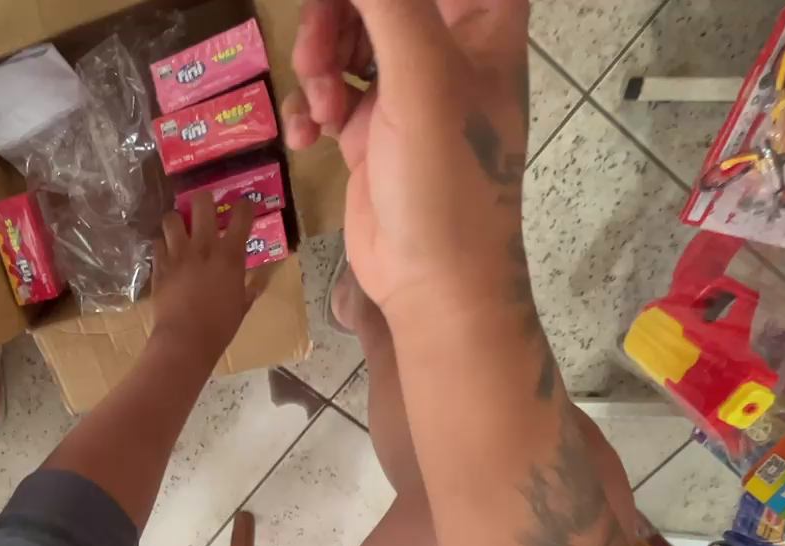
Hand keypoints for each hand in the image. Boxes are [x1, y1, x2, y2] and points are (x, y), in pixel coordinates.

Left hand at [152, 192, 269, 360]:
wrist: (185, 341)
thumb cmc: (220, 327)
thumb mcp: (241, 306)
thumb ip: (250, 288)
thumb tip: (260, 281)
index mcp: (230, 255)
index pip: (242, 214)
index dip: (245, 206)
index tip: (244, 208)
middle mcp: (204, 247)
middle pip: (202, 203)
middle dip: (204, 201)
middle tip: (205, 210)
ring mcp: (178, 255)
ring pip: (172, 218)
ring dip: (177, 222)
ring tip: (180, 231)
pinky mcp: (159, 267)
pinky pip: (157, 244)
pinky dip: (162, 245)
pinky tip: (166, 253)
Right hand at [284, 0, 530, 317]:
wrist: (430, 280)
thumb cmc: (443, 179)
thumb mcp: (421, 76)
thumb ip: (386, 4)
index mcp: (480, 15)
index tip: (340, 11)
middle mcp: (442, 44)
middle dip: (333, 19)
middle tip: (314, 59)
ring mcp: (402, 90)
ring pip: (342, 40)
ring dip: (316, 68)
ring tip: (319, 111)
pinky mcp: (367, 132)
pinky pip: (326, 95)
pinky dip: (307, 110)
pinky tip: (304, 138)